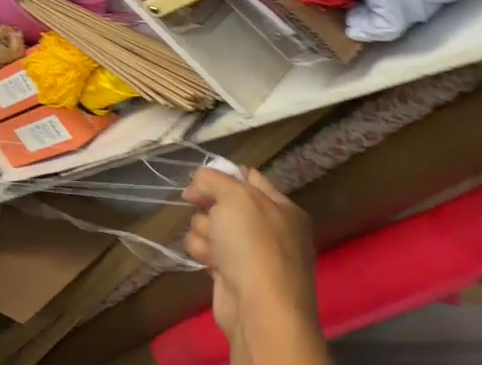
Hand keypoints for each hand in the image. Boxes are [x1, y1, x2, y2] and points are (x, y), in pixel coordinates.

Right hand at [183, 167, 318, 343]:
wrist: (260, 308)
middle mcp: (271, 228)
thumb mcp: (235, 197)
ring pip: (210, 223)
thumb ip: (213, 179)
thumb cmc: (254, 246)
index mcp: (283, 209)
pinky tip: (210, 261)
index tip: (202, 179)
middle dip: (208, 205)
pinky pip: (207, 248)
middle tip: (203, 208)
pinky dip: (204, 251)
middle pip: (223, 200)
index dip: (223, 173)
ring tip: (213, 246)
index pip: (249, 176)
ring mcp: (252, 251)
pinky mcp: (234, 270)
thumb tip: (197, 186)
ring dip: (203, 230)